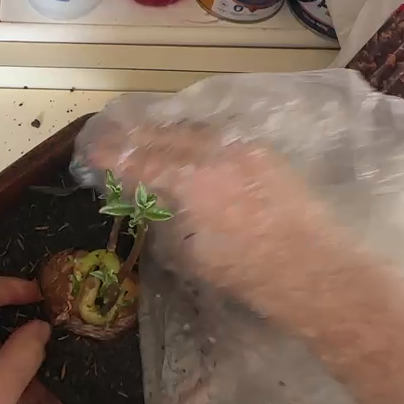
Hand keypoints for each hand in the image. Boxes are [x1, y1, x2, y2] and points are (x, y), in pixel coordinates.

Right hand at [84, 125, 339, 322]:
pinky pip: (220, 137)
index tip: (91, 153)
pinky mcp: (265, 155)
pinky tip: (189, 145)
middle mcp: (214, 155)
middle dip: (133, 137)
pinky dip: (196, 138)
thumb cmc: (245, 272)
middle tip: (110, 136)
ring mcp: (243, 150)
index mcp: (190, 181)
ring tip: (146, 136)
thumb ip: (165, 221)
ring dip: (165, 133)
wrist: (312, 269)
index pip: (140, 162)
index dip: (112, 157)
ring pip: (193, 131)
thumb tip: (152, 206)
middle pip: (163, 137)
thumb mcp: (189, 254)